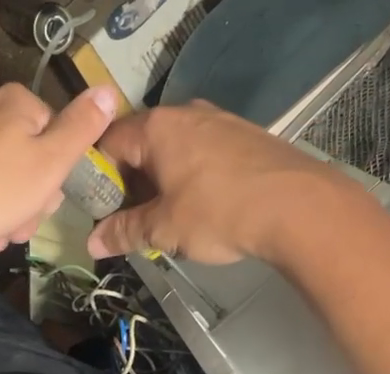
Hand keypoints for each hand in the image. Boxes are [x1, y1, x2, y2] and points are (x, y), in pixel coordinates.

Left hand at [0, 84, 120, 262]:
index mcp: (16, 101)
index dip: (55, 179)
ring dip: (3, 210)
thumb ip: (81, 128)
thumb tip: (109, 91)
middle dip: (27, 199)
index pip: (55, 136)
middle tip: (17, 231)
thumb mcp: (49, 164)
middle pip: (25, 156)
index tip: (45, 210)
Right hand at [86, 102, 365, 264]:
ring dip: (164, 183)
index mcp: (156, 128)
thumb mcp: (164, 229)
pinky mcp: (246, 138)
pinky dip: (193, 180)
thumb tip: (93, 243)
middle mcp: (185, 114)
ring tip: (169, 221)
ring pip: (176, 151)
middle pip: (143, 145)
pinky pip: (204, 156)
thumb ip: (125, 232)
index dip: (97, 178)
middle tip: (133, 221)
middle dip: (133, 183)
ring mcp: (220, 122)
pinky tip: (204, 210)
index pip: (108, 143)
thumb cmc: (218, 213)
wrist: (296, 206)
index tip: (101, 210)